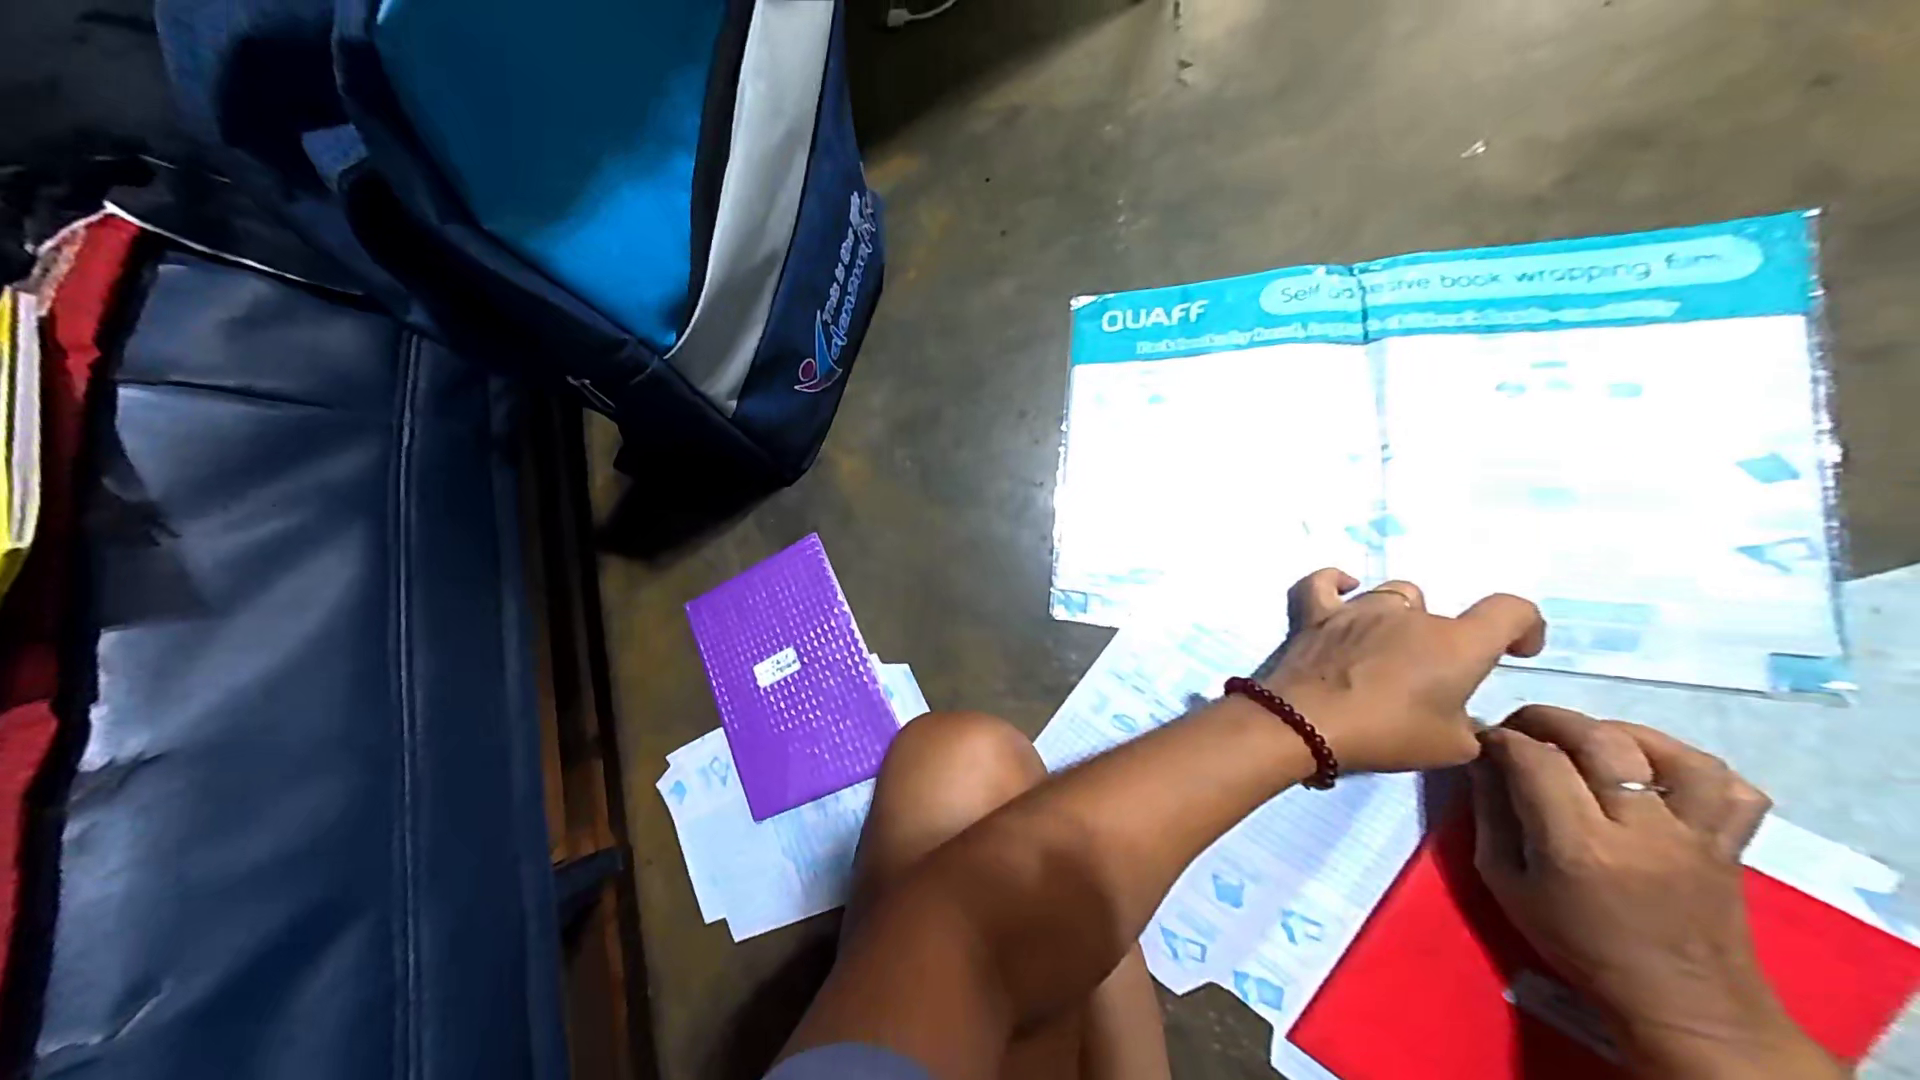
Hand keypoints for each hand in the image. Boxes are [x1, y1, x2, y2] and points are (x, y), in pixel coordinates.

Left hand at [1263, 568, 1545, 773]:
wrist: (1305, 724)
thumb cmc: (1386, 735)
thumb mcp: (1452, 747)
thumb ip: (1468, 726)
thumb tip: (1463, 719)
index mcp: (1457, 643)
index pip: (1511, 610)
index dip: (1525, 626)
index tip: (1517, 650)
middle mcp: (1409, 615)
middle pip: (1437, 613)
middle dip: (1440, 642)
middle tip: (1423, 679)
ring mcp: (1357, 610)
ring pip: (1389, 596)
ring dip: (1396, 618)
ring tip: (1386, 651)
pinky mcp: (1313, 615)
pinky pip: (1321, 584)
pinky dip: (1333, 583)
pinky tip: (1342, 588)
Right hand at [1474, 706, 1841, 1078]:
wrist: (1682, 1004)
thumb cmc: (1576, 944)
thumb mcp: (1505, 881)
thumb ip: (1490, 814)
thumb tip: (1481, 758)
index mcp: (1579, 847)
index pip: (1535, 760)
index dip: (1500, 737)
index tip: (1483, 738)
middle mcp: (1644, 833)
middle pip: (1600, 741)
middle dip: (1548, 719)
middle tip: (1522, 725)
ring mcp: (1699, 837)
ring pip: (1674, 754)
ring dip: (1620, 731)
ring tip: (1588, 738)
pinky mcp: (1733, 845)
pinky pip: (1733, 787)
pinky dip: (1690, 764)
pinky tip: (1653, 766)